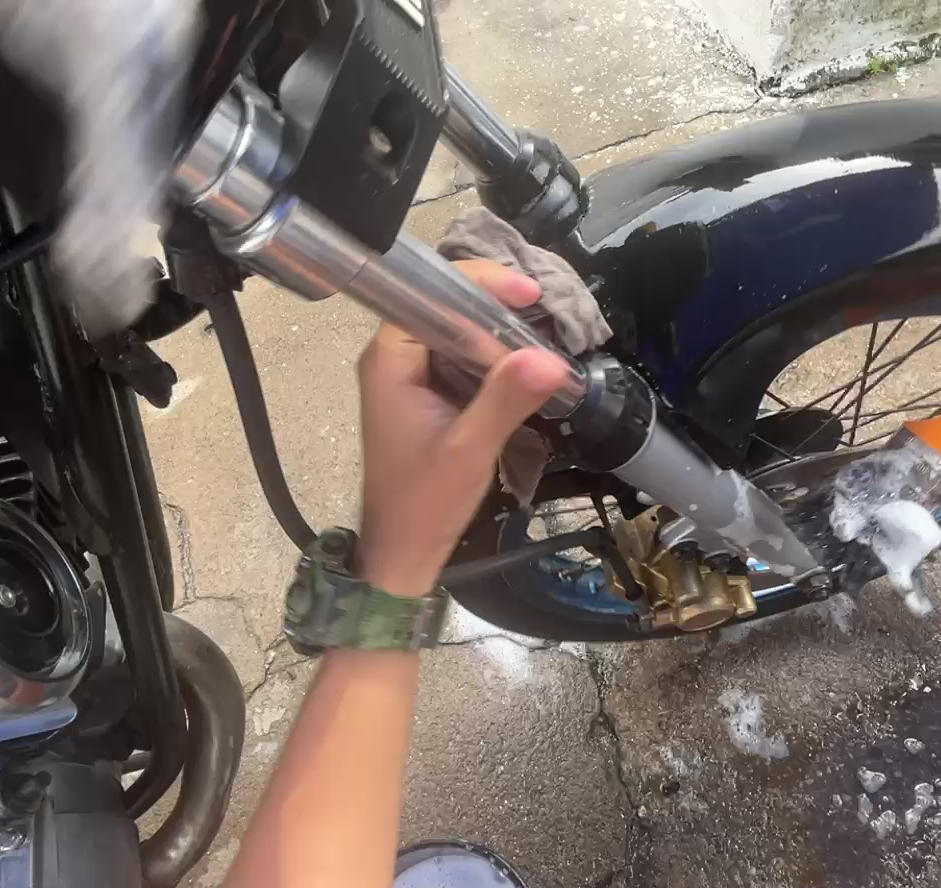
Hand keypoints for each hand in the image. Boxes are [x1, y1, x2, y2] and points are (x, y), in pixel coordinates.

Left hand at [354, 259, 570, 595]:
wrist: (404, 550)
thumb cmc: (425, 502)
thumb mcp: (470, 450)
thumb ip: (505, 399)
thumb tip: (550, 358)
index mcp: (390, 360)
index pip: (430, 295)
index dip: (480, 284)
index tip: (529, 294)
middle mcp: (394, 359)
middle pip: (443, 308)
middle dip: (495, 306)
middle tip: (545, 313)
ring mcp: (408, 378)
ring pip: (454, 334)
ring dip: (497, 333)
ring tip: (543, 333)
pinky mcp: (424, 397)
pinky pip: (458, 361)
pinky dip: (491, 359)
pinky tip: (524, 364)